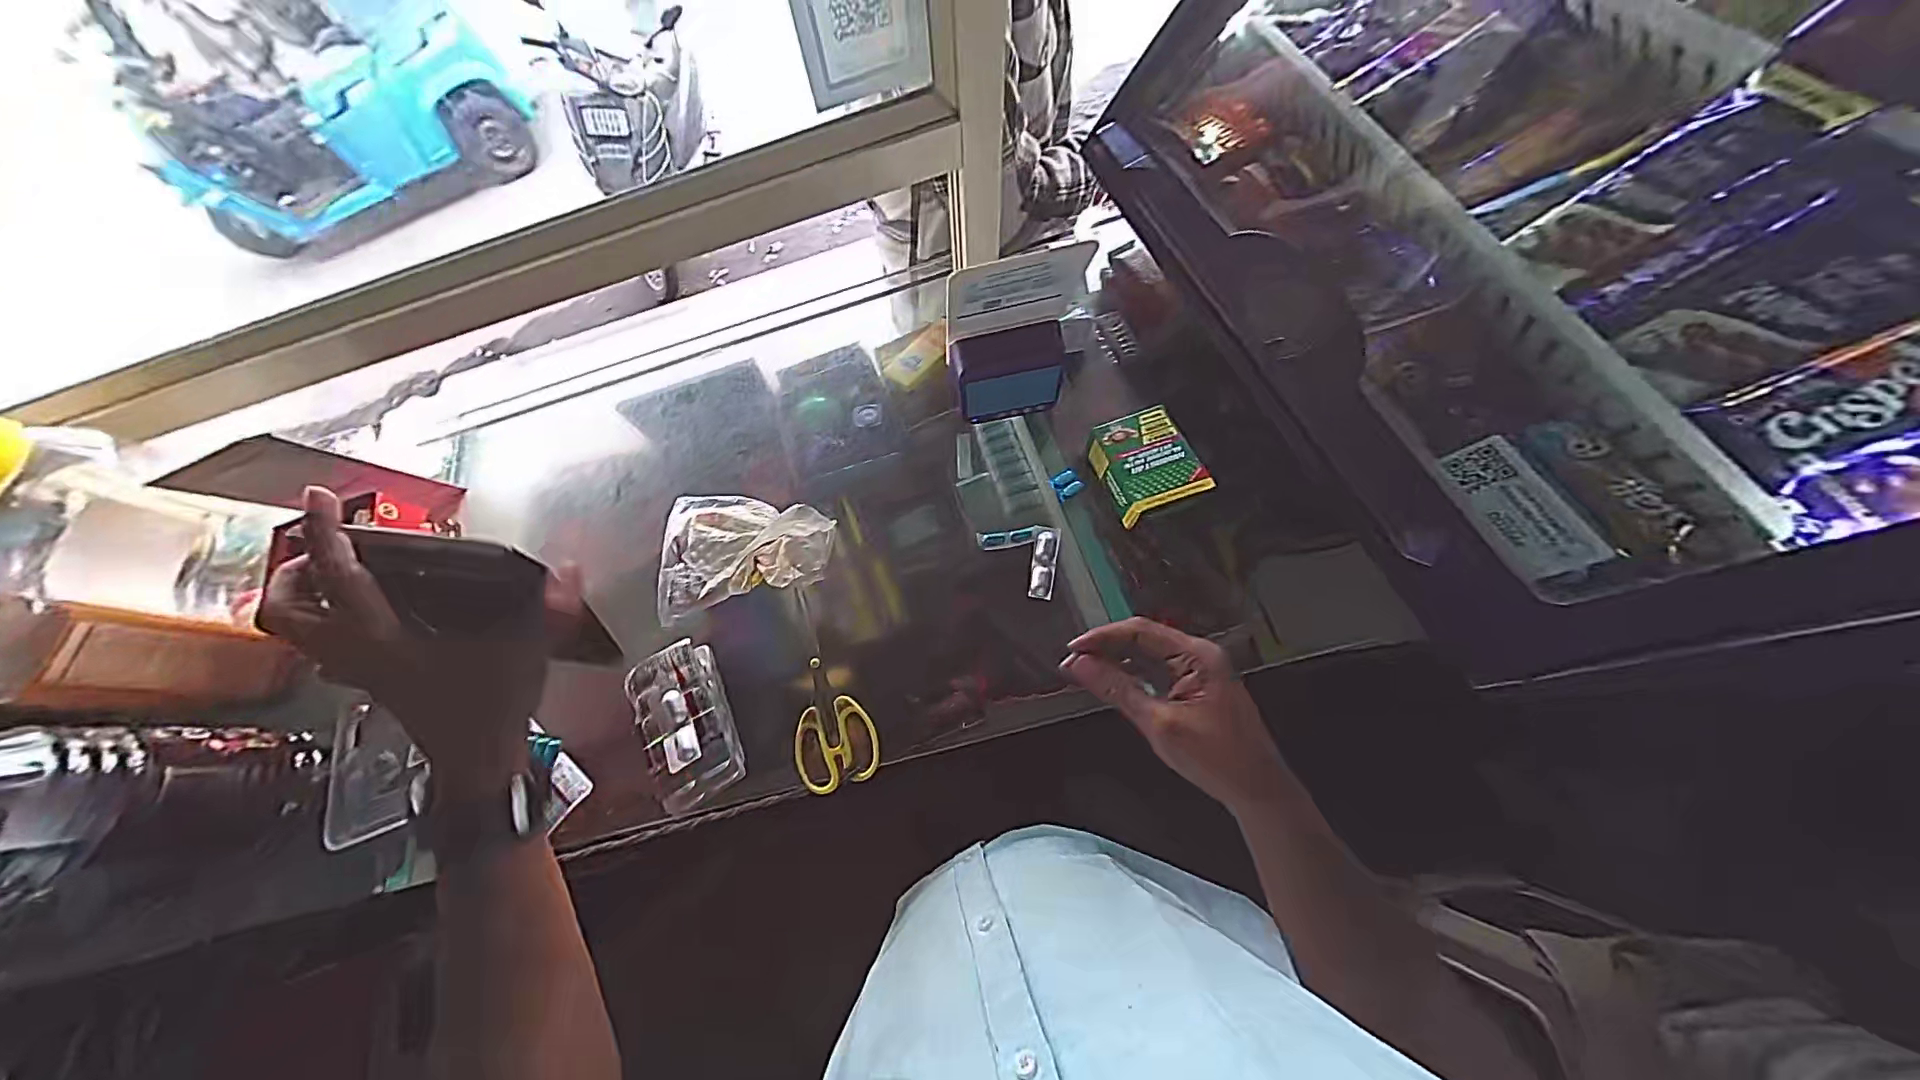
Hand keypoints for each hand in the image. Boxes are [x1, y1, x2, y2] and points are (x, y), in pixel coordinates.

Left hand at [258, 487, 575, 796]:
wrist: (477, 762)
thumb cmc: (490, 709)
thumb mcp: (526, 651)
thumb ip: (550, 609)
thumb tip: (572, 570)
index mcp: (384, 639)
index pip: (339, 579)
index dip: (326, 534)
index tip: (320, 499)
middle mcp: (356, 654)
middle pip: (284, 612)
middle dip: (295, 572)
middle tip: (326, 548)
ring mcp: (356, 671)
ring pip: (293, 632)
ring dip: (304, 596)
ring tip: (338, 572)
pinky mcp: (370, 681)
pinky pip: (325, 643)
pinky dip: (331, 620)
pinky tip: (372, 611)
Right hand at [1060, 617, 1288, 815]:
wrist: (1258, 789)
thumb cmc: (1219, 759)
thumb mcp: (1159, 724)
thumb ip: (1117, 689)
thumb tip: (1083, 667)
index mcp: (1198, 655)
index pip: (1140, 631)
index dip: (1102, 637)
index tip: (1075, 649)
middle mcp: (1200, 655)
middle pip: (1143, 638)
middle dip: (1107, 648)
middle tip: (1075, 662)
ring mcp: (1200, 670)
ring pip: (1149, 654)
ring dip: (1118, 661)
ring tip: (1087, 672)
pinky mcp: (1197, 686)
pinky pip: (1159, 670)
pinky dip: (1134, 675)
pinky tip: (1114, 683)